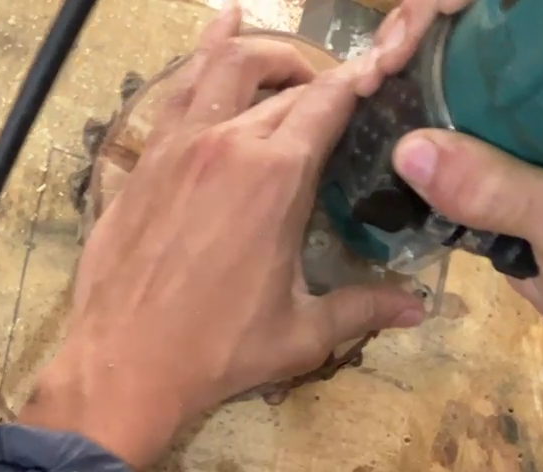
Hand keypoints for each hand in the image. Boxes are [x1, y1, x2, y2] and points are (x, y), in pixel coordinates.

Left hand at [20, 5, 425, 468]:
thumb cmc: (216, 354)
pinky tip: (214, 33)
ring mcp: (175, 148)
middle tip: (330, 101)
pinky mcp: (140, 164)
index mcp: (276, 177)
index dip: (357, 80)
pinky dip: (200, 58)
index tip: (376, 74)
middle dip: (314, 80)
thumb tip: (418, 308)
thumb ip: (361, 309)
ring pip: (222, 67)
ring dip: (259, 52)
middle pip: (281, 84)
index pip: (328, 101)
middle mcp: (227, 144)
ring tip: (281, 59)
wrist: (124, 366)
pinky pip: (175, 93)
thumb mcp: (299, 336)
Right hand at [357, 0, 542, 430]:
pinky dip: (408, 118)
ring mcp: (523, 119)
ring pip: (457, 71)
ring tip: (369, 83)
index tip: (421, 21)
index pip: (542, 5)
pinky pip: (444, 126)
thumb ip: (499, 190)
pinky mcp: (492, 158)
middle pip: (485, 27)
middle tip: (381, 60)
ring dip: (408, 69)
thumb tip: (408, 149)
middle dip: (425, 25)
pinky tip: (378, 114)